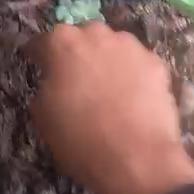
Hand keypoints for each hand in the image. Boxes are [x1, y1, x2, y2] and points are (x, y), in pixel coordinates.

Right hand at [30, 21, 193, 193]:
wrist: (137, 160)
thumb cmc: (80, 139)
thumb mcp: (43, 118)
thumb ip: (44, 89)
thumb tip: (53, 85)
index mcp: (61, 42)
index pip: (42, 43)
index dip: (39, 57)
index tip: (39, 68)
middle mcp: (95, 33)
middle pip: (81, 39)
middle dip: (77, 55)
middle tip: (77, 83)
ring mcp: (128, 45)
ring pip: (111, 47)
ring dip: (107, 61)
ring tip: (110, 91)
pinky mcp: (155, 62)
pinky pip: (137, 64)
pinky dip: (133, 76)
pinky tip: (134, 100)